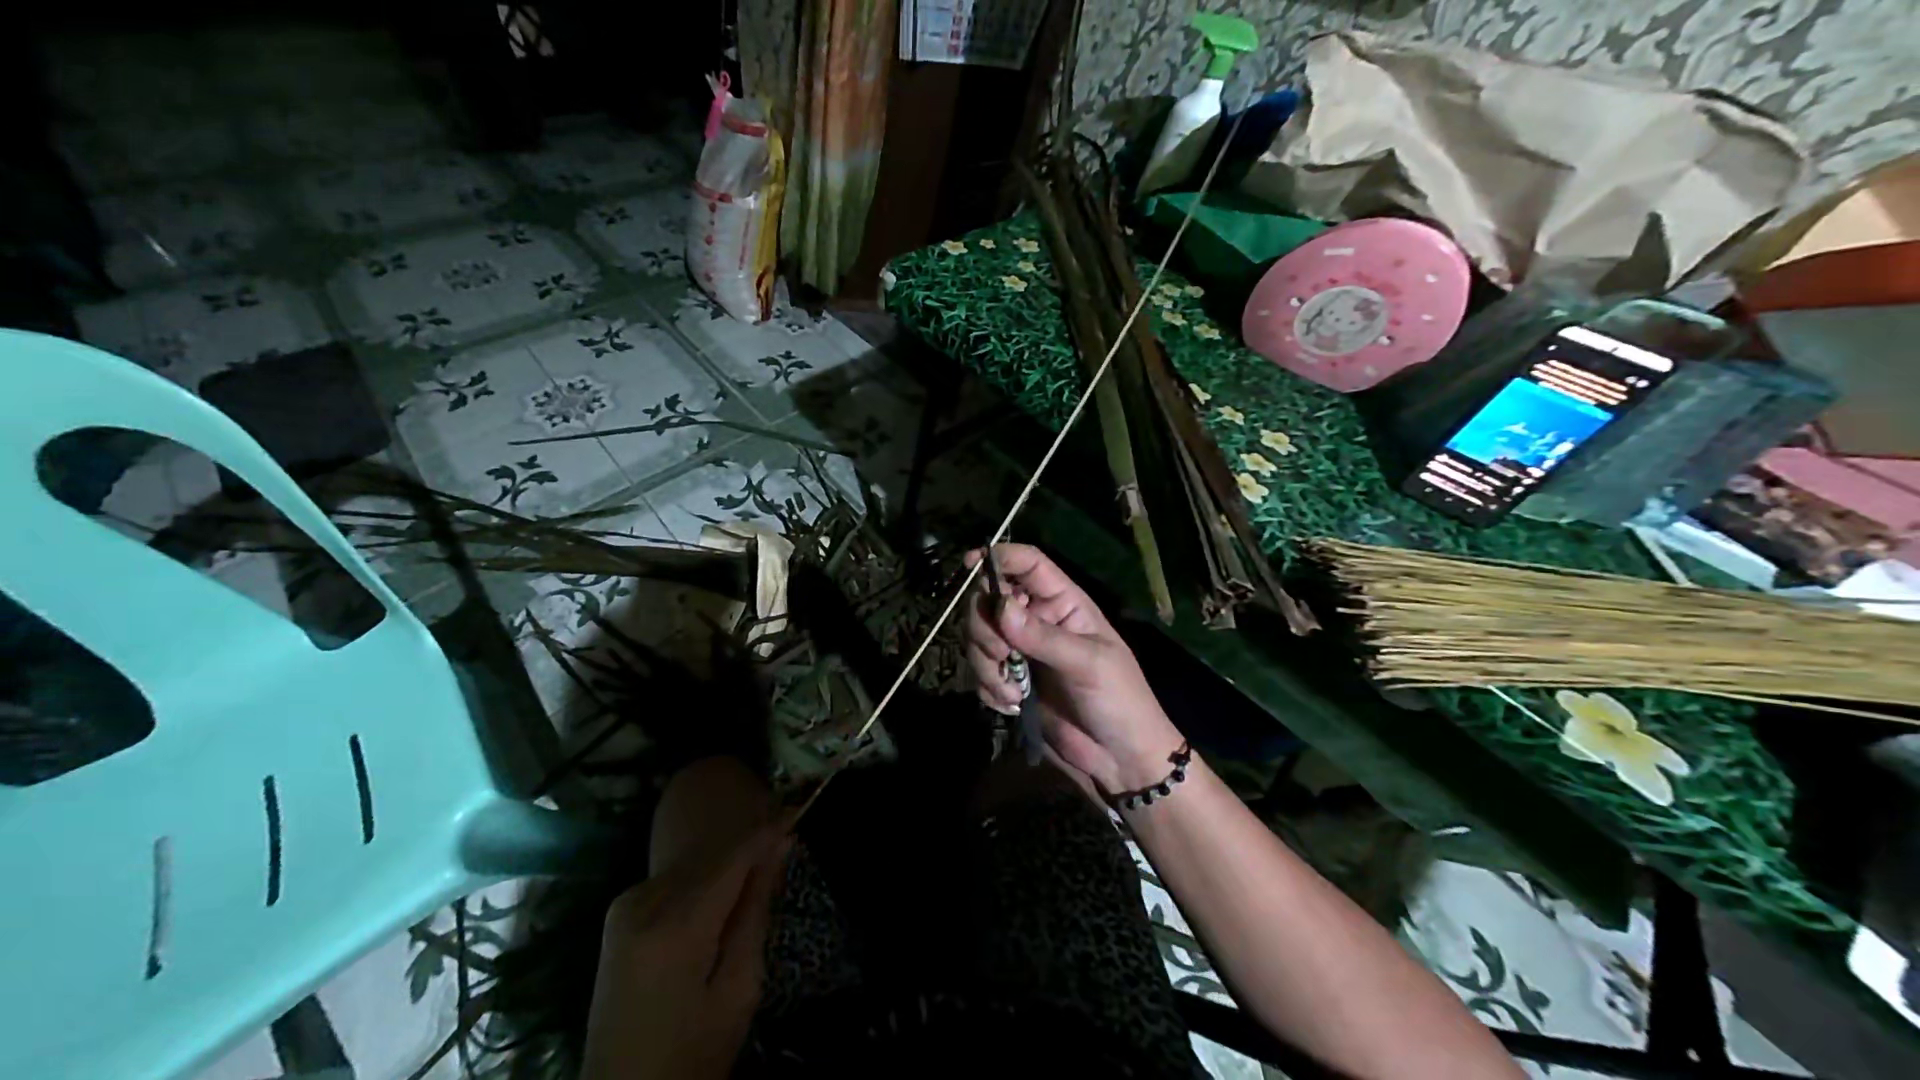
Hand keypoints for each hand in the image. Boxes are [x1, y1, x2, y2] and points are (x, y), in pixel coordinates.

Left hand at [581, 821, 791, 1079]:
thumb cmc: (692, 1054)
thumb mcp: (739, 989)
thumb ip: (756, 910)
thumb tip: (780, 846)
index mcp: (675, 925)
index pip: (733, 854)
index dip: (769, 829)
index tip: (800, 811)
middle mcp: (643, 901)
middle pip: (711, 853)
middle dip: (751, 843)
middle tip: (788, 842)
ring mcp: (625, 905)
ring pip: (693, 862)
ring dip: (728, 860)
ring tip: (761, 868)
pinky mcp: (619, 913)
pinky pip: (674, 878)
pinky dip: (705, 877)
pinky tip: (725, 892)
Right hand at [964, 544, 1185, 792]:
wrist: (1121, 760)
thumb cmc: (1120, 700)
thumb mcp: (1088, 664)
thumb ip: (1042, 637)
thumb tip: (1000, 606)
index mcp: (1063, 603)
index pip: (1027, 564)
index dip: (999, 557)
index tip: (970, 564)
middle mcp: (1037, 621)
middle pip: (990, 600)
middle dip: (986, 626)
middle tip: (1002, 654)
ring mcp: (1021, 652)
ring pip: (979, 639)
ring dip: (986, 664)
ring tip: (1012, 692)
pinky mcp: (1010, 683)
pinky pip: (980, 673)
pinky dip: (988, 688)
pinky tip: (1012, 706)